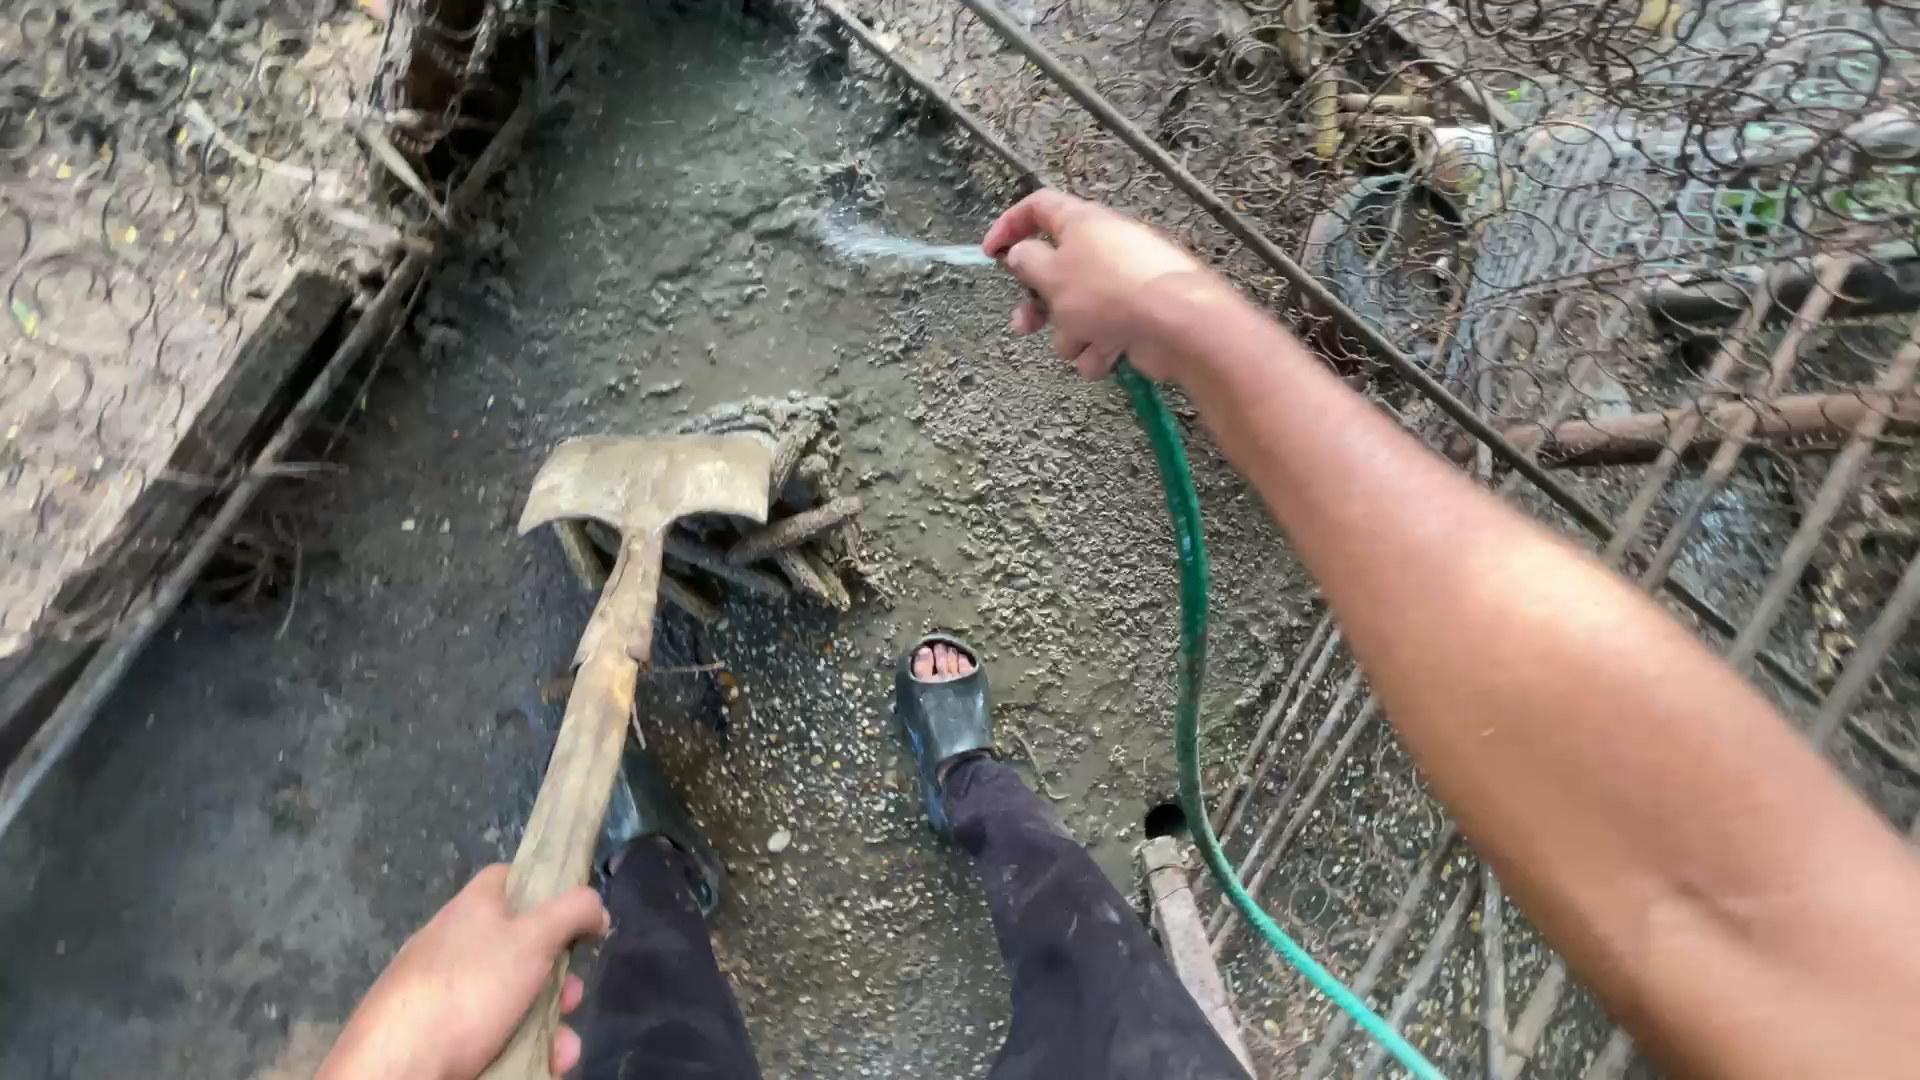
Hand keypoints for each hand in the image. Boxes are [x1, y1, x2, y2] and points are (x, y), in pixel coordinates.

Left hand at [318, 865, 609, 1079]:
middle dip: (558, 974)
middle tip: (573, 996)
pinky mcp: (431, 1041)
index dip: (545, 886)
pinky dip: (520, 1046)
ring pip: (509, 996)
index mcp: (470, 909)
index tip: (573, 912)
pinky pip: (487, 1033)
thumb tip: (596, 908)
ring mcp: (439, 997)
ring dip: (547, 1020)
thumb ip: (575, 910)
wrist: (389, 1076)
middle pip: (520, 945)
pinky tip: (544, 1063)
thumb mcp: (536, 937)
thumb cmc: (468, 990)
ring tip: (564, 1049)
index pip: (509, 877)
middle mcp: (452, 947)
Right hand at [982, 189, 1235, 380]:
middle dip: (1038, 306)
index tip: (989, 253)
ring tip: (1085, 340)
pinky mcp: (1132, 321)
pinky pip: (1097, 339)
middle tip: (1024, 325)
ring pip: (1072, 316)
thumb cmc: (1109, 292)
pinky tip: (1109, 353)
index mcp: (1081, 223)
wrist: (1176, 325)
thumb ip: (1027, 262)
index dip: (1009, 226)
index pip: (1038, 208)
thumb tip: (1020, 254)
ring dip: (1071, 335)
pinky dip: (1097, 351)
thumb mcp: (1053, 274)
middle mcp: (1100, 250)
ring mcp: (1118, 287)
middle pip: (1053, 274)